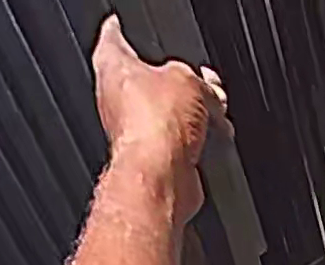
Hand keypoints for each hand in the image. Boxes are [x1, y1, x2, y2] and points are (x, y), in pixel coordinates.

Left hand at [91, 14, 228, 219]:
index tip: (134, 28)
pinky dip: (194, 142)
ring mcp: (134, 130)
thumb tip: (209, 90)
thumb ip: (198, 78)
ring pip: (167, 115)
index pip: (116, 35)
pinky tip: (209, 143)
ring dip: (192, 116)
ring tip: (212, 118)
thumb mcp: (188, 80)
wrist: (162, 175)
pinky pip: (177, 143)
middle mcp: (115, 97)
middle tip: (201, 83)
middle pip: (151, 81)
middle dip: (179, 83)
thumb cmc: (156, 124)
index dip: (131, 31)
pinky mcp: (153, 158)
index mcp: (111, 64)